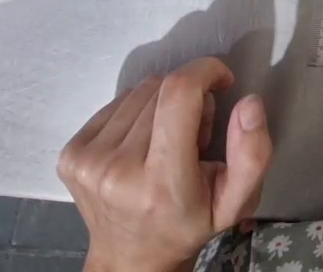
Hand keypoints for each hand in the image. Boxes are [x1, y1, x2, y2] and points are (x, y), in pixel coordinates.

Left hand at [58, 58, 272, 271]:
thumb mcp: (236, 201)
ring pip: (140, 91)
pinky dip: (138, 111)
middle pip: (163, 88)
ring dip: (163, 103)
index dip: (205, 70)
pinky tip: (142, 141)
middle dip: (190, 95)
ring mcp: (88, 162)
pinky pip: (117, 102)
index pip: (180, 92)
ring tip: (168, 139)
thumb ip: (253, 154)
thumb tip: (248, 102)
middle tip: (196, 131)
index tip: (223, 80)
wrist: (130, 262)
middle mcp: (117, 168)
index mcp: (161, 180)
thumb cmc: (189, 225)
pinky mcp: (69, 155)